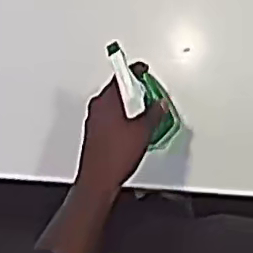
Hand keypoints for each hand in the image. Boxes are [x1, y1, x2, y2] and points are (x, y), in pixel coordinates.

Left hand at [76, 62, 164, 192]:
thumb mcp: (143, 131)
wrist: (97, 183)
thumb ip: (154, 113)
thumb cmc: (115, 156)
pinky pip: (108, 115)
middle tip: (147, 93)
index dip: (135, 70)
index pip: (122, 74)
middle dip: (133, 89)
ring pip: (112, 102)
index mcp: (107, 99)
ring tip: (142, 113)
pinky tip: (130, 128)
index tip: (143, 69)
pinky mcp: (92, 132)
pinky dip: (120, 115)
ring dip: (126, 104)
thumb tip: (159, 104)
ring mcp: (93, 119)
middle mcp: (97, 106)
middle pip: (117, 88)